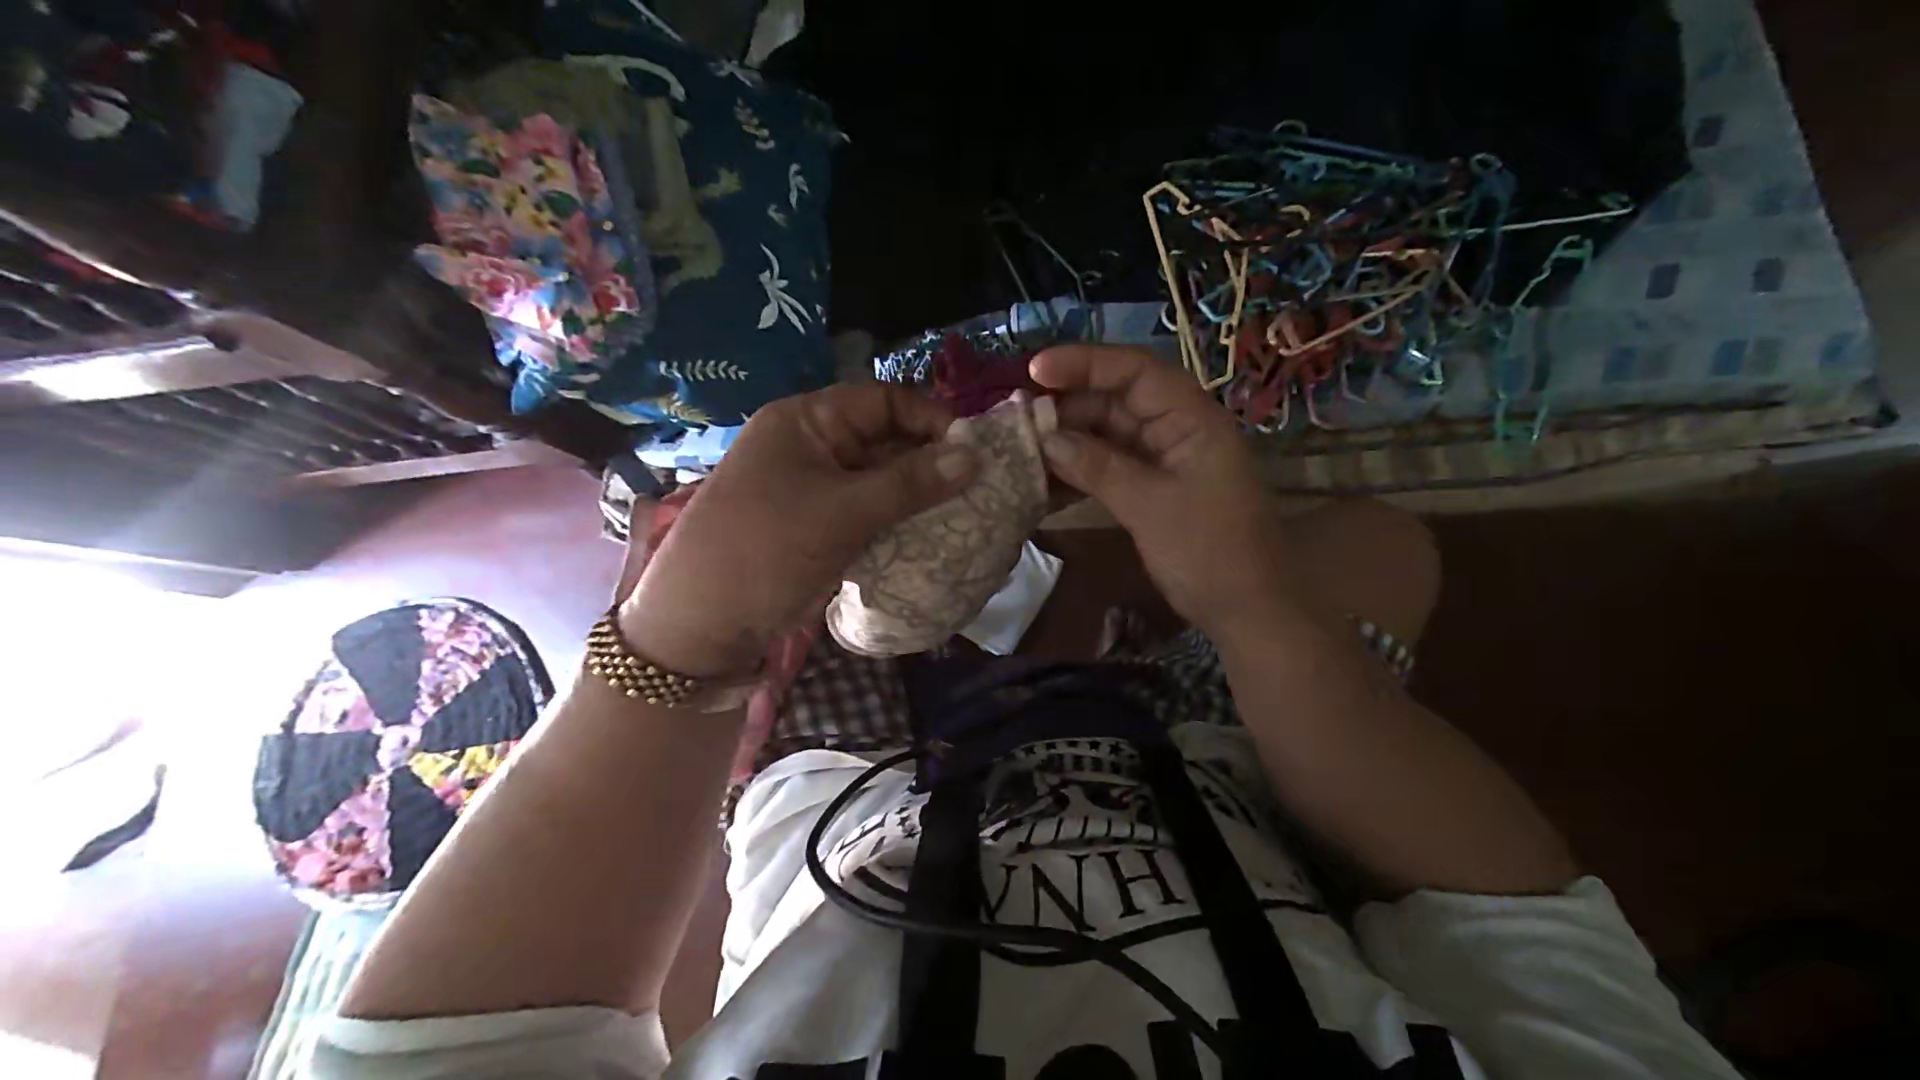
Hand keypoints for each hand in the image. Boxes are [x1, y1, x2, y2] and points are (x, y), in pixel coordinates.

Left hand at [618, 385, 976, 676]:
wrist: (702, 623)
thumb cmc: (769, 548)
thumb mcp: (844, 511)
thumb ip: (911, 482)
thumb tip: (975, 456)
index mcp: (806, 421)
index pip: (882, 400)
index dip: (929, 418)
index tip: (973, 450)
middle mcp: (810, 445)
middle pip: (883, 438)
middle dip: (929, 459)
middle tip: (976, 486)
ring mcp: (813, 488)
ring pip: (878, 478)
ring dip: (916, 494)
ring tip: (962, 511)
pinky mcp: (817, 526)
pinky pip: (867, 511)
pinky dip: (896, 520)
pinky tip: (929, 534)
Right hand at [1029, 346, 1296, 634]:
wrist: (1247, 612)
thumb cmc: (1209, 553)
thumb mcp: (1151, 507)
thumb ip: (1098, 467)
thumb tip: (1046, 439)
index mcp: (1192, 419)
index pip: (1135, 371)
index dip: (1084, 363)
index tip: (1034, 369)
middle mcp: (1177, 430)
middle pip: (1115, 400)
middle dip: (1066, 406)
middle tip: (1017, 419)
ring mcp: (1164, 460)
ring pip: (1107, 434)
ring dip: (1067, 440)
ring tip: (1022, 448)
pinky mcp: (1152, 489)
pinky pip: (1109, 467)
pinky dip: (1079, 470)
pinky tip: (1044, 480)